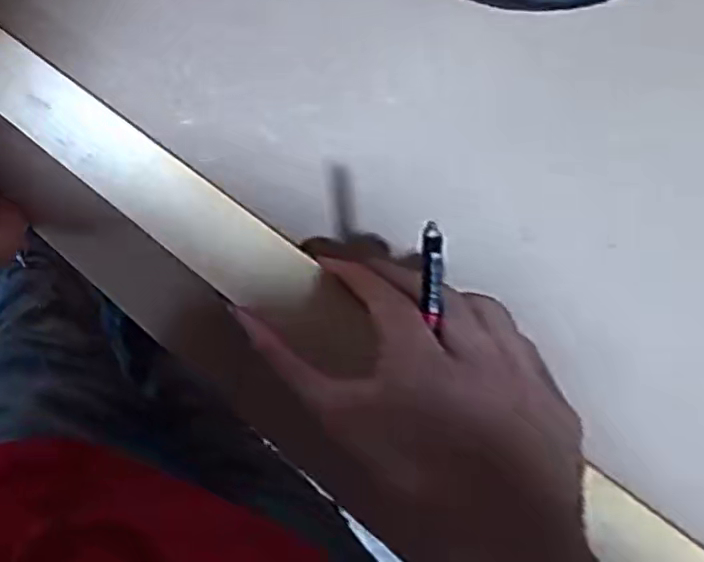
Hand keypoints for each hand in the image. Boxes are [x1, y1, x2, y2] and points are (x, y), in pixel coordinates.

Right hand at [235, 257, 590, 561]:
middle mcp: (481, 363)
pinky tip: (461, 339)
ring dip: (444, 293)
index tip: (326, 261)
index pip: (386, 294)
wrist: (500, 538)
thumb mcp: (333, 412)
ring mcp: (526, 381)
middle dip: (393, 271)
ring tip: (413, 298)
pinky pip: (520, 343)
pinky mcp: (556, 402)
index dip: (352, 270)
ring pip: (486, 309)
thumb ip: (283, 358)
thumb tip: (240, 312)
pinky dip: (484, 327)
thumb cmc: (405, 468)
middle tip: (361, 269)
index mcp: (423, 364)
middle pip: (438, 290)